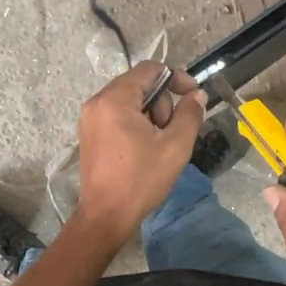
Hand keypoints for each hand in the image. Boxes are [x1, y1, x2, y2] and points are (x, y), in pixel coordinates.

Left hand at [73, 61, 206, 244]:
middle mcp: (97, 102)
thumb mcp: (175, 146)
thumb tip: (197, 95)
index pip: (149, 69)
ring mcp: (89, 118)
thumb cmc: (141, 180)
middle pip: (138, 84)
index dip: (176, 77)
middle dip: (162, 102)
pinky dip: (135, 123)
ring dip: (150, 114)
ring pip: (128, 101)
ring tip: (158, 143)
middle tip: (170, 130)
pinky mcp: (88, 134)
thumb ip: (190, 114)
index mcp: (115, 99)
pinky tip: (143, 147)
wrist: (106, 215)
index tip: (193, 95)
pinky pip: (116, 115)